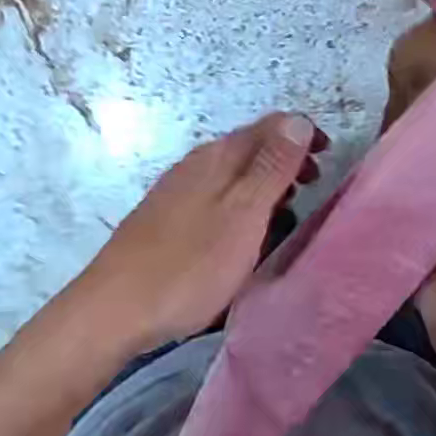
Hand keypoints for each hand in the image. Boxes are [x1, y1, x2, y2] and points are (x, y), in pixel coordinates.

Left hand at [74, 111, 327, 348]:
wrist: (107, 316)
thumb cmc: (189, 265)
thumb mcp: (245, 213)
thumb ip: (273, 165)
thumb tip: (300, 119)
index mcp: (221, 154)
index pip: (274, 124)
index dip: (305, 134)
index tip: (328, 158)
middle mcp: (199, 161)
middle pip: (254, 146)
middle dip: (287, 160)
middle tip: (312, 188)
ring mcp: (178, 189)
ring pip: (234, 173)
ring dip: (265, 185)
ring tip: (283, 216)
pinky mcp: (164, 218)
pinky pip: (216, 196)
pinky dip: (240, 205)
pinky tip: (240, 236)